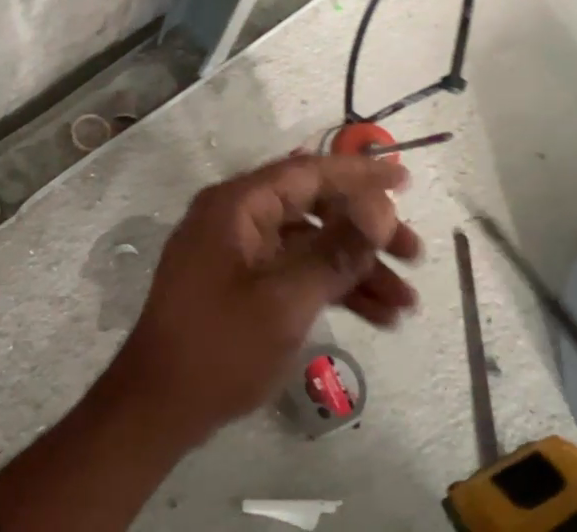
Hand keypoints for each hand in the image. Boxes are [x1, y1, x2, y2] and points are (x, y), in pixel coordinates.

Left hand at [105, 153, 421, 443]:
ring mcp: (234, 251)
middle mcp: (233, 218)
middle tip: (416, 255)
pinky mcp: (238, 283)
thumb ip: (335, 251)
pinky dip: (330, 288)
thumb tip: (378, 207)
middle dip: (365, 231)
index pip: (305, 173)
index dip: (358, 175)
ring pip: (306, 244)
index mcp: (235, 206)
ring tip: (406, 303)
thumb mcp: (286, 299)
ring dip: (355, 267)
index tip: (405, 178)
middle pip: (310, 207)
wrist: (159, 402)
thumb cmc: (220, 346)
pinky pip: (292, 271)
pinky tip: (376, 317)